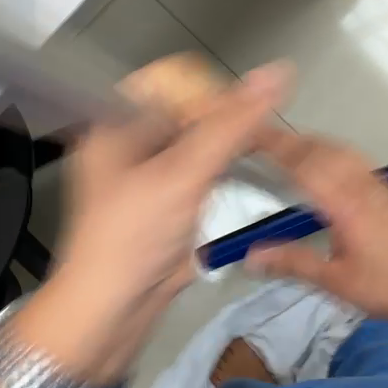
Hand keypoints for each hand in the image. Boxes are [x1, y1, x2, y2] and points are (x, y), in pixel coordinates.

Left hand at [13, 66, 286, 381]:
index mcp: (116, 124)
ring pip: (201, 150)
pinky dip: (227, 183)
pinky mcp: (167, 211)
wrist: (109, 314)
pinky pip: (204, 182)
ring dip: (231, 156)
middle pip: (191, 115)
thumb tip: (278, 73)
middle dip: (228, 126)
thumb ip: (232, 125)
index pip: (174, 82)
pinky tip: (248, 190)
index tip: (245, 119)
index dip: (213, 93)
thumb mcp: (183, 174)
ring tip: (262, 163)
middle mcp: (130, 146)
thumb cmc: (133, 239)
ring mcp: (149, 180)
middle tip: (262, 142)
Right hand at [245, 131, 387, 329]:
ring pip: (341, 151)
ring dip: (311, 144)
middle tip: (259, 140)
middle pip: (321, 149)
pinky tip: (327, 169)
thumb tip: (250, 256)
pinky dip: (332, 153)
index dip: (273, 145)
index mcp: (344, 202)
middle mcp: (362, 184)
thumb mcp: (337, 282)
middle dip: (289, 140)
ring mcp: (380, 185)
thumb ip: (294, 263)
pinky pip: (355, 160)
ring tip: (287, 150)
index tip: (248, 134)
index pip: (302, 163)